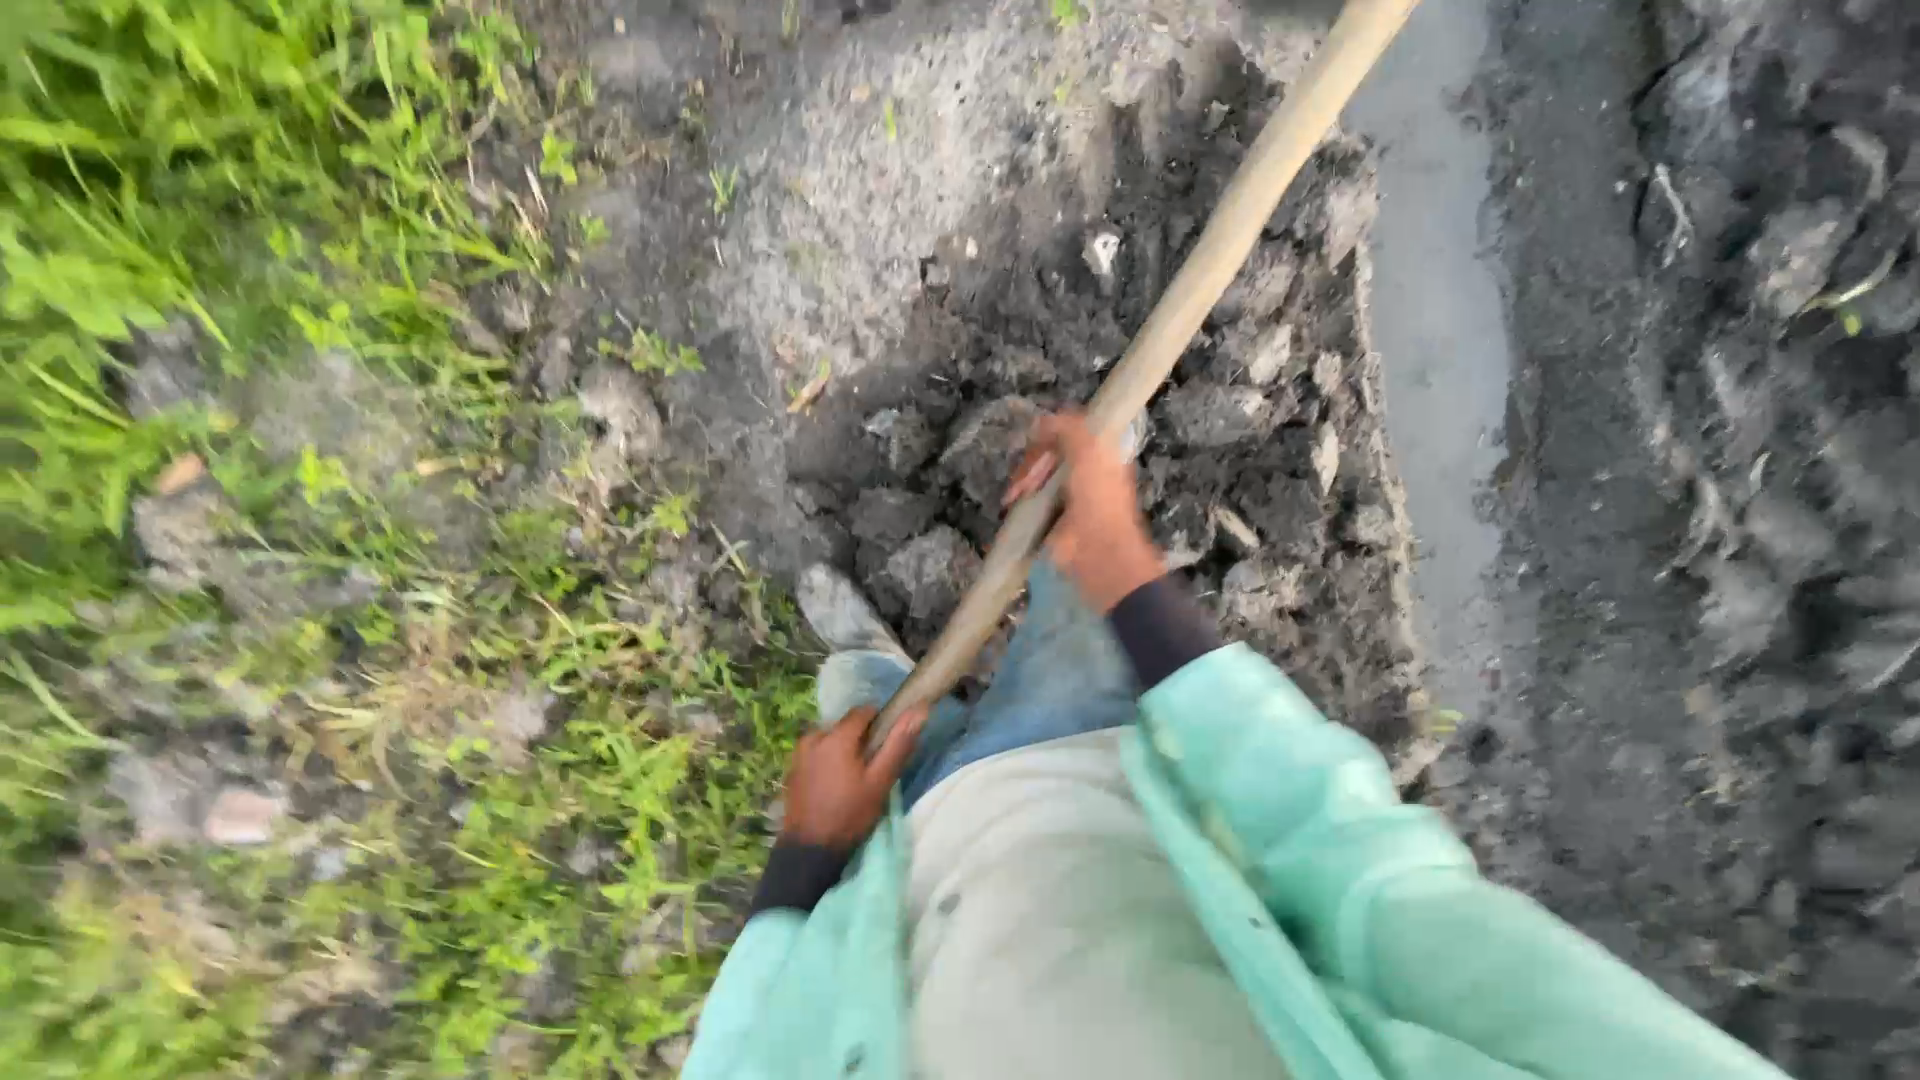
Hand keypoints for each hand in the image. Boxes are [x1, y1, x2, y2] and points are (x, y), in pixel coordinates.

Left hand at [780, 703, 926, 851]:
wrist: (810, 849)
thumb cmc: (850, 814)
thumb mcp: (880, 781)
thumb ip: (899, 743)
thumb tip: (919, 709)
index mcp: (836, 736)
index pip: (863, 711)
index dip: (878, 723)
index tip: (885, 744)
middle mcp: (813, 736)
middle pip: (844, 725)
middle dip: (859, 738)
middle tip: (870, 766)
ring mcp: (798, 753)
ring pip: (829, 738)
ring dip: (841, 749)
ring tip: (851, 778)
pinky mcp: (791, 769)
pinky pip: (815, 753)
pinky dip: (826, 760)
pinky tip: (832, 785)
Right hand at [1003, 411, 1165, 613]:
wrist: (1097, 551)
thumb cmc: (1098, 499)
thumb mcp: (1089, 452)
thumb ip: (1068, 428)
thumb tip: (1041, 421)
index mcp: (1099, 455)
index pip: (1068, 433)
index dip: (1050, 433)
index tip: (1034, 439)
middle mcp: (1083, 473)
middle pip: (1048, 455)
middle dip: (1032, 461)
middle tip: (1026, 476)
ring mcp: (1066, 497)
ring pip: (1036, 476)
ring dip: (1023, 480)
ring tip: (1017, 493)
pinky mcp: (1051, 518)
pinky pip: (1029, 500)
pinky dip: (1018, 498)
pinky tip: (1013, 502)